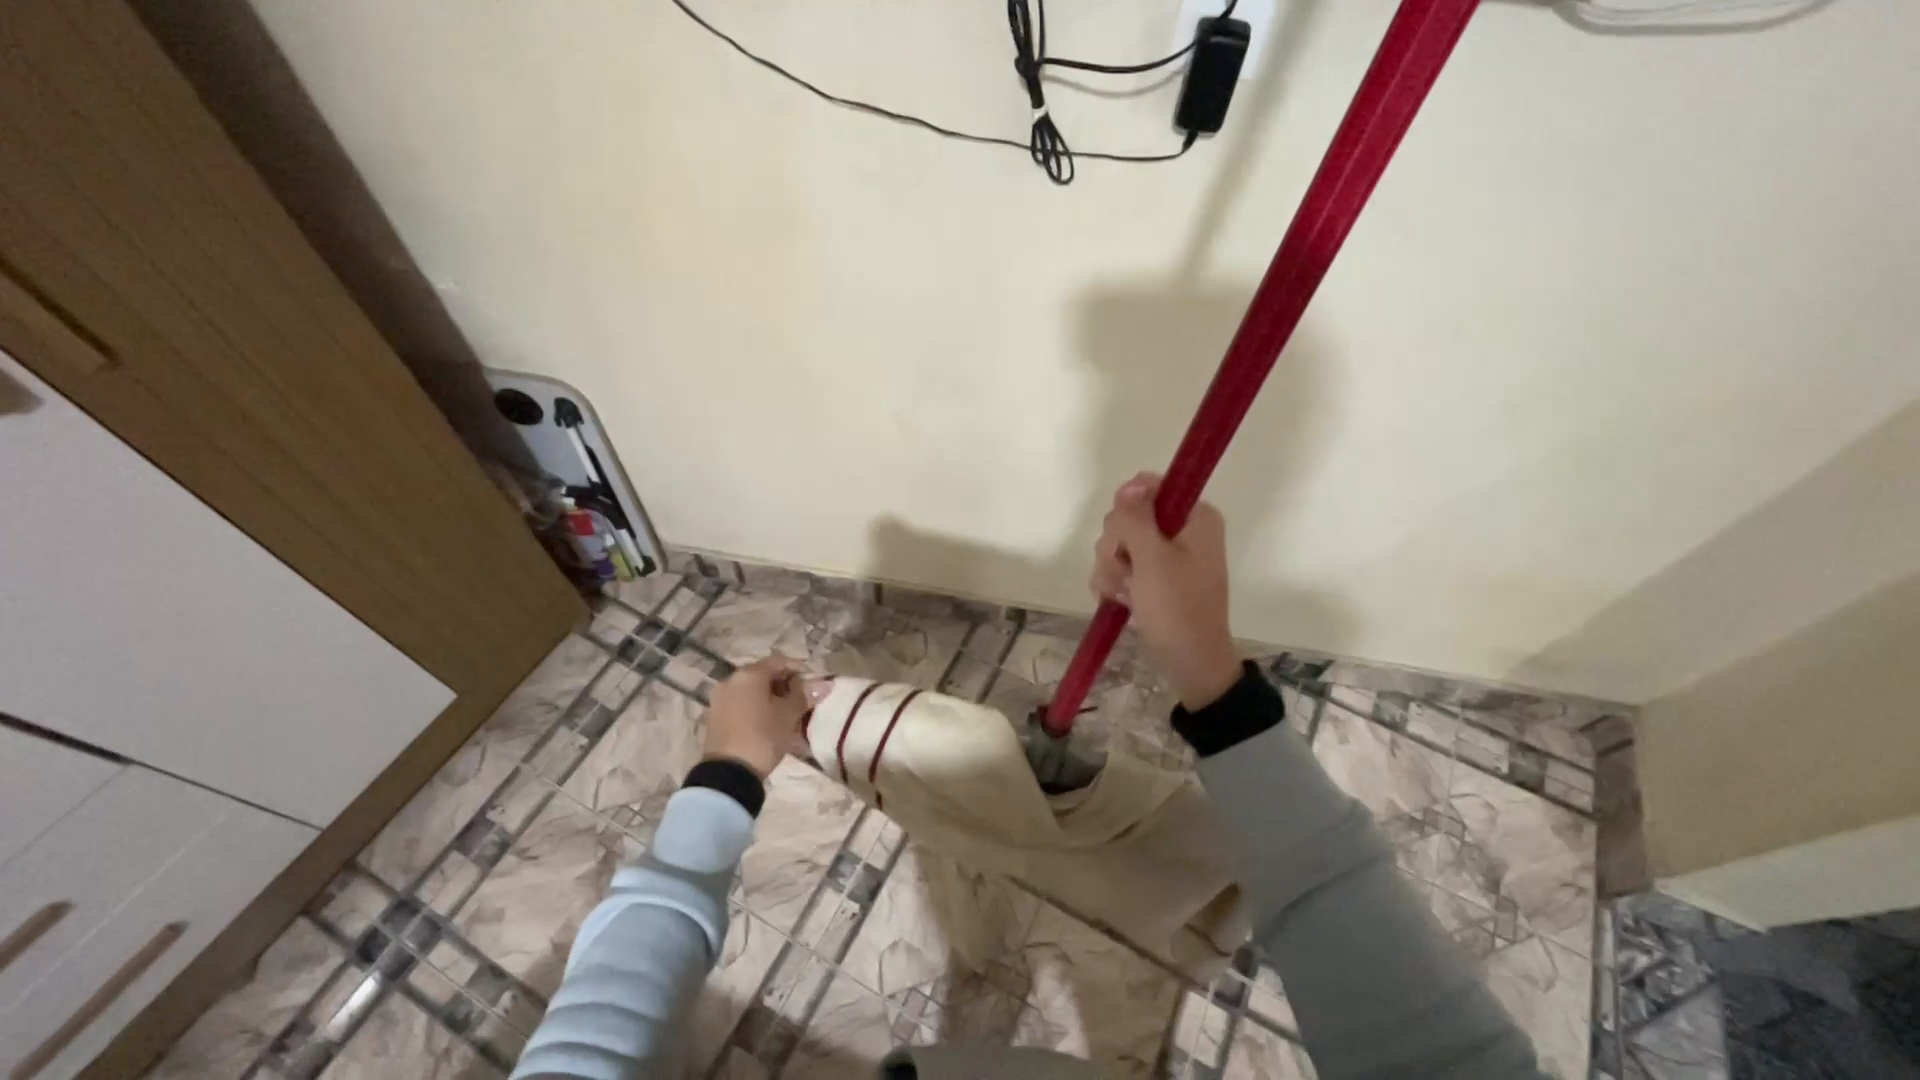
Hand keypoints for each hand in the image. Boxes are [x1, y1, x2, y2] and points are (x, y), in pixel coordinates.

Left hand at [703, 656, 811, 778]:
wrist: (728, 774)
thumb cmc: (762, 737)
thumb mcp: (788, 716)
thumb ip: (805, 696)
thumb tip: (825, 684)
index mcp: (748, 675)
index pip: (778, 661)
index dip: (799, 669)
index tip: (814, 684)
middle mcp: (731, 681)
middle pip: (764, 676)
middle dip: (786, 687)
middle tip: (804, 702)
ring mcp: (721, 700)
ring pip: (753, 693)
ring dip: (773, 701)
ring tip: (791, 718)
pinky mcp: (716, 719)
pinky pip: (743, 707)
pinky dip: (759, 711)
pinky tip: (773, 727)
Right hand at [1090, 472, 1242, 709]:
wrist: (1190, 663)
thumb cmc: (1176, 609)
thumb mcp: (1152, 560)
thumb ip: (1136, 518)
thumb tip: (1131, 482)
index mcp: (1194, 516)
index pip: (1147, 487)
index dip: (1127, 511)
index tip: (1127, 539)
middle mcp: (1182, 530)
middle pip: (1127, 517)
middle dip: (1117, 549)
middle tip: (1130, 575)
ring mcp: (1166, 556)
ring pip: (1118, 545)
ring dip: (1113, 571)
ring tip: (1127, 596)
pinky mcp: (1153, 579)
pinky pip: (1120, 568)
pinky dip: (1116, 585)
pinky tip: (1122, 603)